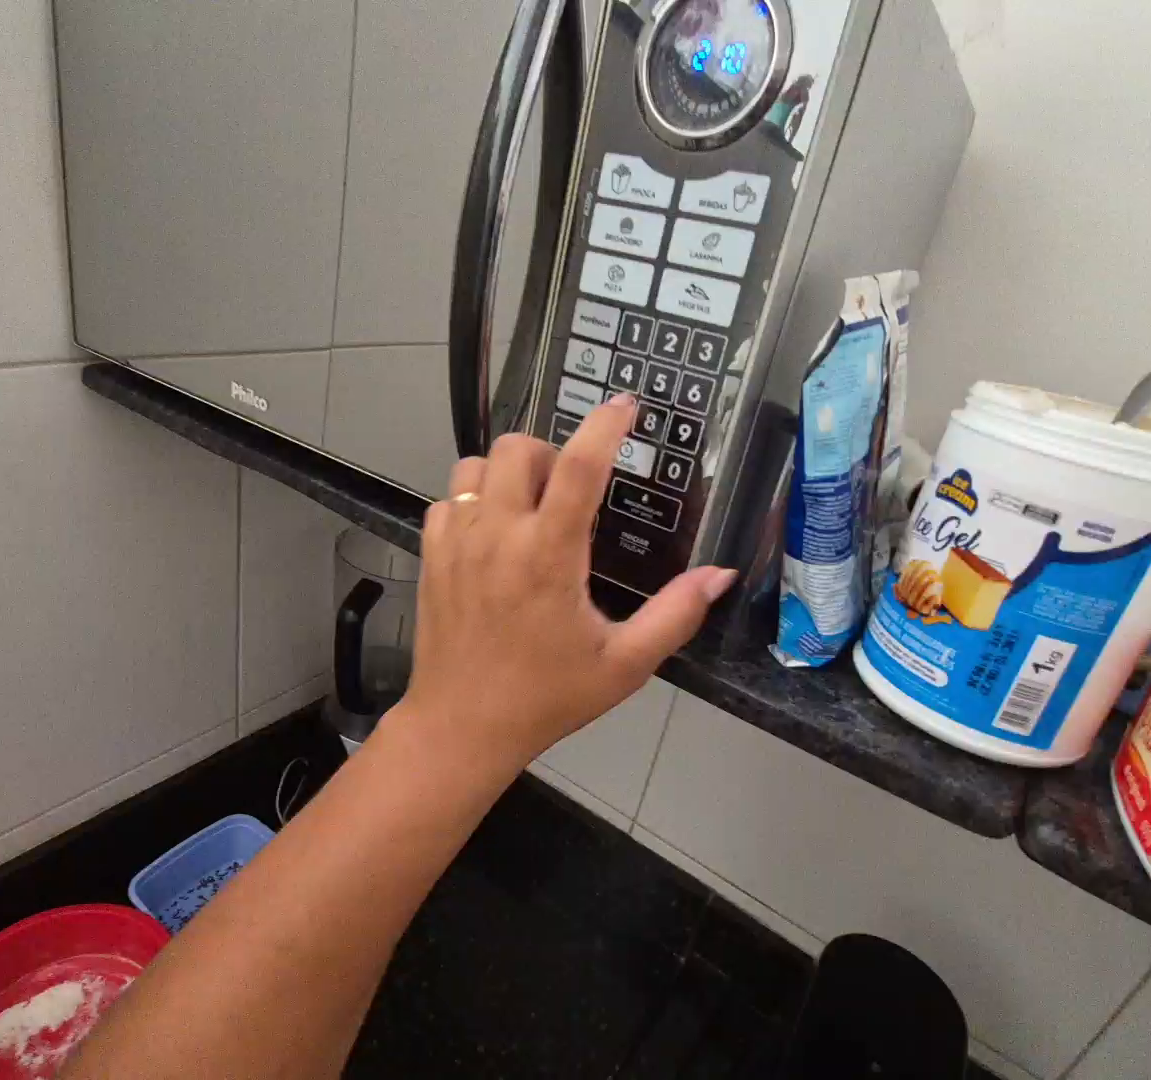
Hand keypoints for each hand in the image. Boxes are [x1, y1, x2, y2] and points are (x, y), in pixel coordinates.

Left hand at [390, 394, 736, 772]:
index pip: (580, 465)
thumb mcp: (623, 664)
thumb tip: (718, 576)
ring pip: (474, 465)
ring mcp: (456, 543)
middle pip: (517, 448)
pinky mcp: (431, 556)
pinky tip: (490, 535)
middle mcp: (498, 536)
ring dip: (506, 473)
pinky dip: (470, 501)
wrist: (462, 727)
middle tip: (568, 491)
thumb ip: (675, 615)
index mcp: (549, 555)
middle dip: (549, 454)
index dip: (606, 425)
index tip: (625, 407)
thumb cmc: (545, 698)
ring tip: (527, 508)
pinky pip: (446, 499)